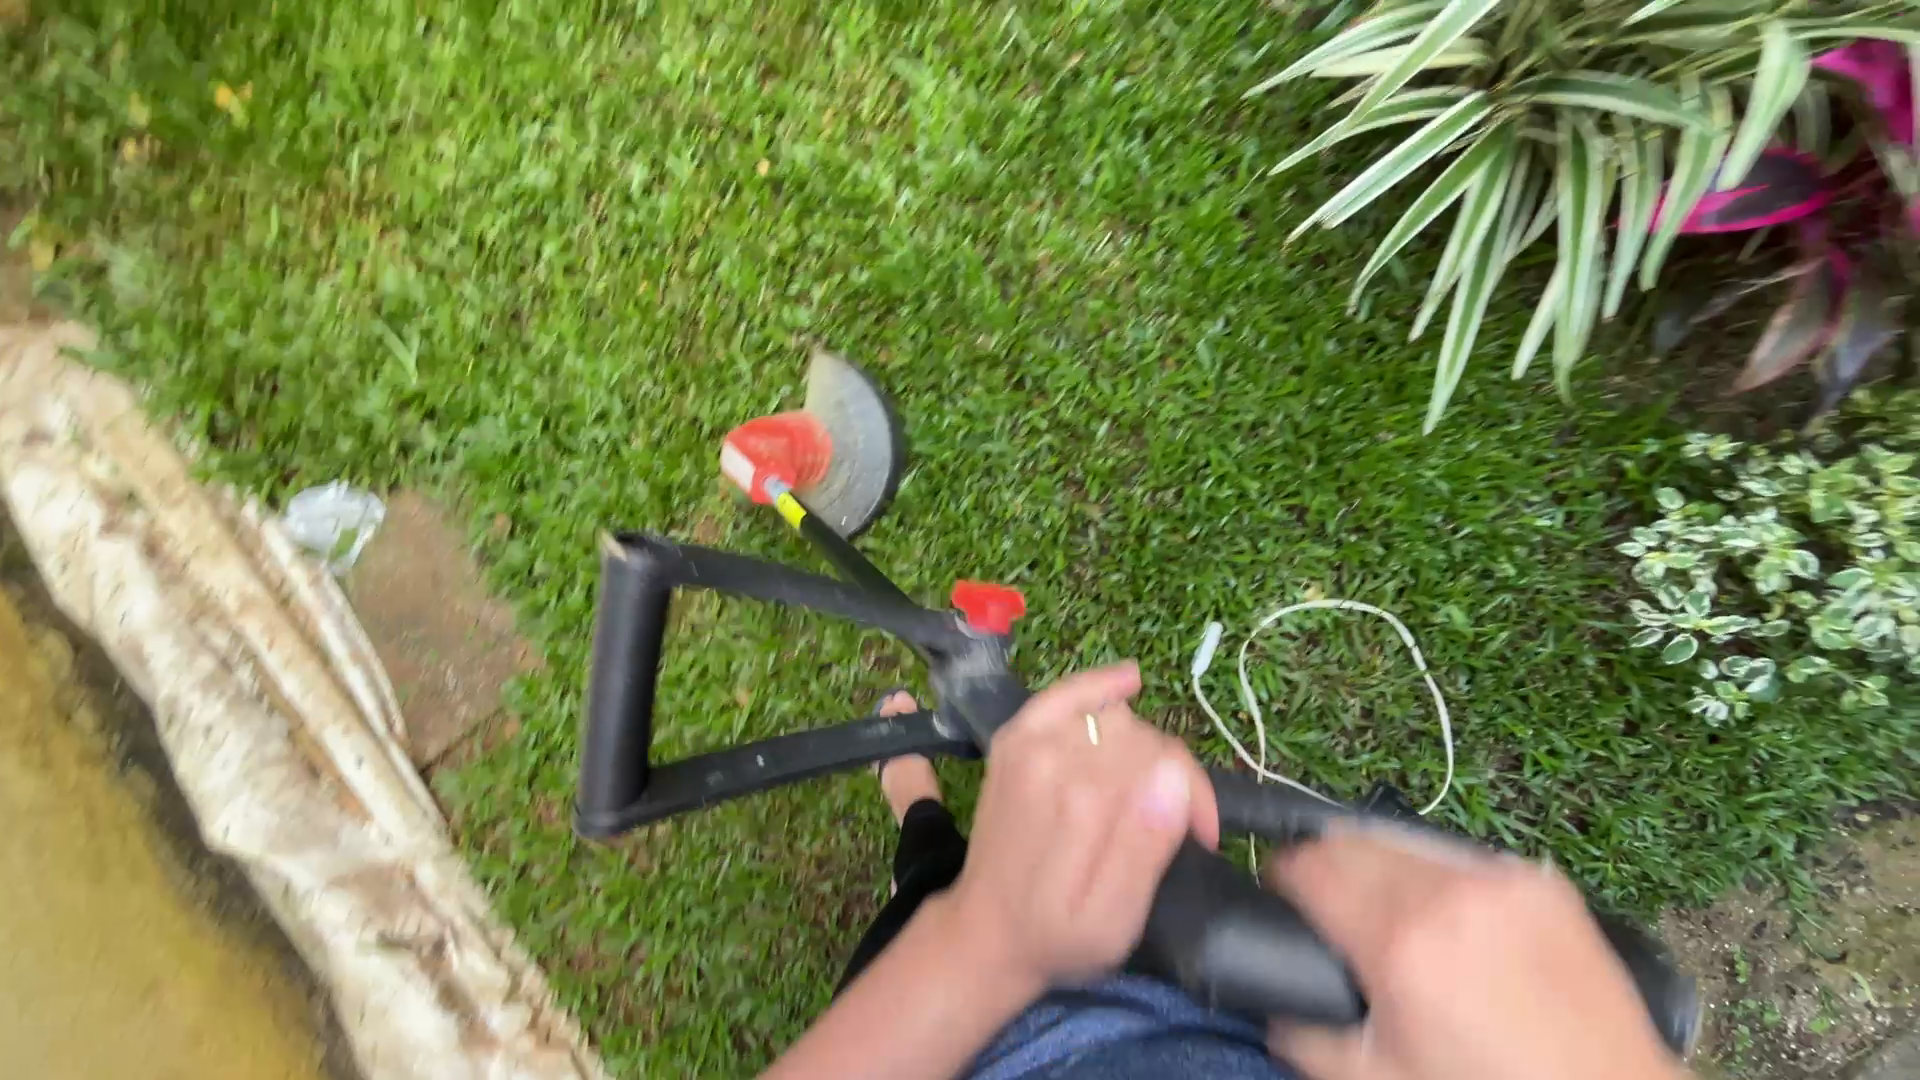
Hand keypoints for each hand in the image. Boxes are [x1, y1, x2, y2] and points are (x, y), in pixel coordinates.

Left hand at [942, 662, 1219, 993]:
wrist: (987, 930)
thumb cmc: (1059, 935)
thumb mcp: (1116, 918)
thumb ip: (1145, 847)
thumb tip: (1174, 778)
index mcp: (1083, 802)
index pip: (1167, 761)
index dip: (1194, 793)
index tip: (1200, 835)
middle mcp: (1052, 759)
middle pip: (1141, 736)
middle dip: (1170, 770)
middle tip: (1175, 821)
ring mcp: (1028, 743)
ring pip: (1113, 716)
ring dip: (1141, 744)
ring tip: (1144, 788)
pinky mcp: (1014, 739)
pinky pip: (1064, 694)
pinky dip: (1098, 684)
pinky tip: (1129, 680)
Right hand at [1265, 827, 1688, 1079]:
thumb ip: (1306, 1036)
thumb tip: (1269, 1000)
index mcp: (1401, 939)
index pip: (1308, 865)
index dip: (1280, 873)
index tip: (1278, 891)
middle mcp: (1446, 892)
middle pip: (1344, 840)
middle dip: (1321, 864)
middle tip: (1322, 900)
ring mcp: (1498, 878)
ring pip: (1395, 836)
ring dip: (1371, 861)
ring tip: (1377, 900)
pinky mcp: (1538, 879)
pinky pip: (1452, 852)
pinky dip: (1428, 870)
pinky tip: (1436, 906)